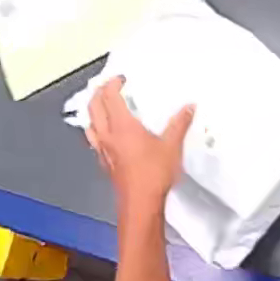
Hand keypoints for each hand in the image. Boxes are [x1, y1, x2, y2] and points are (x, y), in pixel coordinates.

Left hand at [84, 76, 193, 222]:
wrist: (140, 202)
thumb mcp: (172, 146)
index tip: (121, 79)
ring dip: (93, 110)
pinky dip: (96, 129)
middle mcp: (107, 134)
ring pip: (89, 122)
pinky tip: (105, 134)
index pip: (110, 97)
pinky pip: (94, 139)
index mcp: (122, 126)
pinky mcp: (104, 161)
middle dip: (98, 93)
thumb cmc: (155, 173)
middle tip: (107, 87)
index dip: (112, 84)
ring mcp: (103, 149)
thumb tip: (189, 107)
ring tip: (101, 106)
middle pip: (94, 106)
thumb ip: (179, 124)